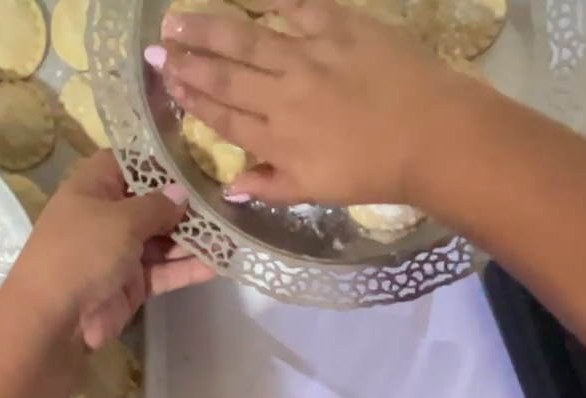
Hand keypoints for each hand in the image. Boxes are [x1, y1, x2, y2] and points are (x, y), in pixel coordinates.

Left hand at [1, 151, 215, 349]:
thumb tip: (181, 194)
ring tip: (231, 232)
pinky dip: (187, 268)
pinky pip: (164, 271)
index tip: (198, 161)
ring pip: (162, 240)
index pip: (130, 162)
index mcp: (94, 187)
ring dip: (194, 239)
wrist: (54, 319)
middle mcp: (107, 216)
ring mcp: (119, 253)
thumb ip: (156, 206)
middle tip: (225, 199)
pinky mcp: (131, 285)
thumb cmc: (81, 253)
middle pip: (152, 203)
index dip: (160, 161)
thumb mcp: (121, 220)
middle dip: (186, 204)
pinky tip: (219, 264)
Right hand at [156, 0, 483, 204]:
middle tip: (156, 48)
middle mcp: (283, 97)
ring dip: (208, 29)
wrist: (429, 138)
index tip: (168, 84)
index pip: (224, 117)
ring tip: (176, 17)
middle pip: (226, 77)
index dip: (192, 100)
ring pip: (248, 41)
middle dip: (187, 62)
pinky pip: (297, 3)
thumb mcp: (317, 191)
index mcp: (278, 141)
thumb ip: (272, 186)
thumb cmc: (374, 173)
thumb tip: (231, 188)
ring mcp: (309, 58)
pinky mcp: (339, 26)